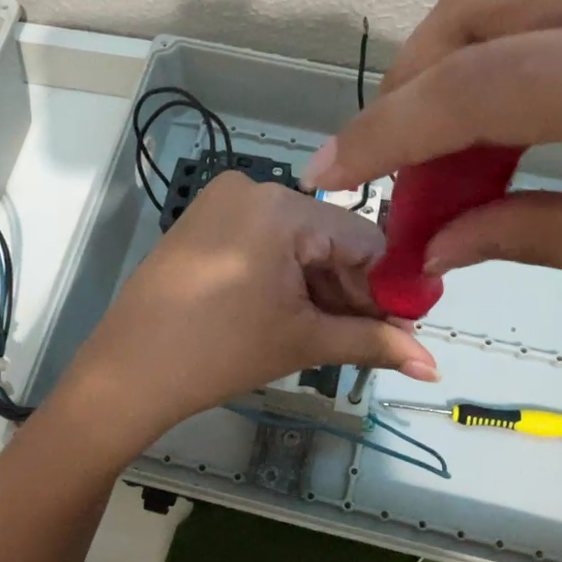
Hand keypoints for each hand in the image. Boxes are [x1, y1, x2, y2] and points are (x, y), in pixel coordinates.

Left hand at [62, 173, 437, 441]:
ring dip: (323, 291)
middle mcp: (253, 188)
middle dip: (355, 293)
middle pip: (329, 240)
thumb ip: (373, 343)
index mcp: (281, 205)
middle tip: (378, 343)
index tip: (409, 329)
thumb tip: (434, 367)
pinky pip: (266, 246)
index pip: (363, 238)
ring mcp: (222, 205)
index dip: (390, 287)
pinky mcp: (204, 225)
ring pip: (298, 245)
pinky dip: (288, 280)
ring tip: (340, 339)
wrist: (127, 372)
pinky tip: (300, 319)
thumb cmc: (219, 352)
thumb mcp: (303, 341)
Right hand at [306, 0, 561, 309]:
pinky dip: (518, 41)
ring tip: (456, 147)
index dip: (393, 132)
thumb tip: (437, 244)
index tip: (334, 173)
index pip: (488, 82)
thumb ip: (549, 235)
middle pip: (482, 1)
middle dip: (413, 86)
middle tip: (399, 168)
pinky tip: (527, 105)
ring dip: (460, 59)